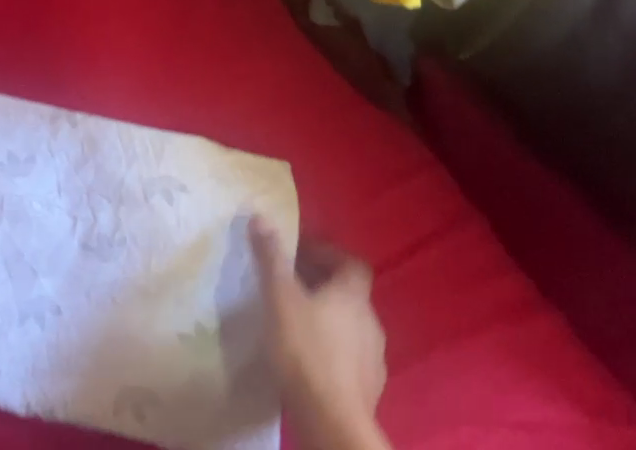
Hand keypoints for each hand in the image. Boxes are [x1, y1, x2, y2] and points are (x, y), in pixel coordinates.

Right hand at [249, 216, 391, 449]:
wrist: (331, 418)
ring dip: (327, 316)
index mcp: (352, 295)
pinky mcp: (368, 386)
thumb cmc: (304, 349)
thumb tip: (261, 217)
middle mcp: (370, 320)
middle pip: (349, 292)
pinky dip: (331, 346)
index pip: (351, 262)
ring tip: (294, 320)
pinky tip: (307, 356)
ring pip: (349, 324)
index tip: (299, 253)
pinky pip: (349, 353)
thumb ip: (271, 258)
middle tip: (288, 284)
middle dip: (321, 284)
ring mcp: (374, 356)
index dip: (328, 253)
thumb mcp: (279, 297)